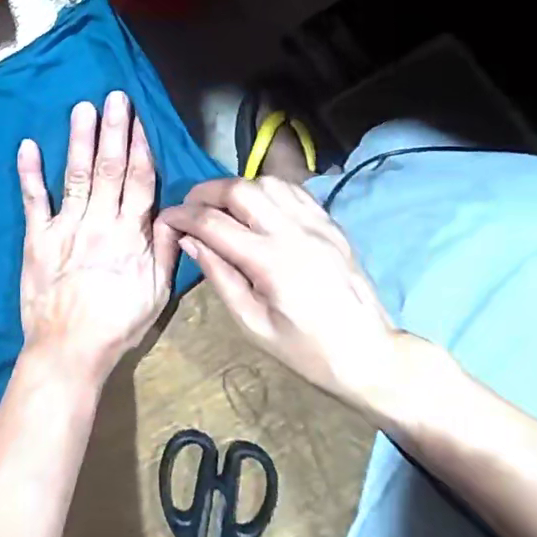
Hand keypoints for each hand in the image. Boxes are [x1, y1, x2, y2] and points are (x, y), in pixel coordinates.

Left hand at [17, 91, 178, 385]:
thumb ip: (167, 248)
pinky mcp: (36, 239)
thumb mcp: (158, 293)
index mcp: (130, 235)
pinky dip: (30, 174)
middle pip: (109, 169)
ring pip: (76, 176)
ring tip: (82, 108)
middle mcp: (99, 224)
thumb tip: (178, 211)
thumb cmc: (118, 323)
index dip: (139, 148)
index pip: (139, 182)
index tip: (139, 120)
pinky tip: (28, 146)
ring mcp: (65, 229)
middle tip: (114, 97)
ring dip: (79, 140)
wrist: (69, 352)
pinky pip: (33, 202)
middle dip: (113, 131)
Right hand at [157, 178, 408, 415]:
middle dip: (207, 191)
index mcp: (270, 262)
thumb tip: (190, 241)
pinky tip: (259, 205)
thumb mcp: (253, 326)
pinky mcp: (331, 223)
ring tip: (222, 205)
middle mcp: (293, 231)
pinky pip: (295, 190)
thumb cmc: (307, 352)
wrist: (369, 354)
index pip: (214, 224)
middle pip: (241, 190)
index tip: (166, 218)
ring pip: (269, 182)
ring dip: (238, 187)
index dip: (183, 217)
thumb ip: (220, 277)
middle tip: (190, 206)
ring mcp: (316, 223)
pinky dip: (269, 189)